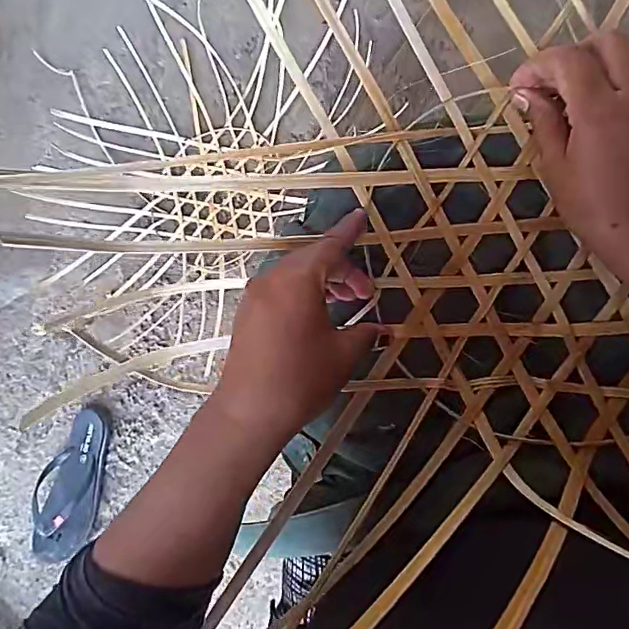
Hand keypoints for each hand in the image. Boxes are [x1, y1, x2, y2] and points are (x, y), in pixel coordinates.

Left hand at [208, 208, 384, 445]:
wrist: (249, 413)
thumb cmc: (301, 379)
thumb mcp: (343, 354)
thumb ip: (364, 332)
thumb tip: (380, 328)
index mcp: (298, 279)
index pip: (330, 246)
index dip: (349, 232)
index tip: (361, 216)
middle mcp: (272, 279)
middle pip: (313, 259)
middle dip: (342, 270)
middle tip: (365, 294)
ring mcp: (255, 295)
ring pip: (296, 274)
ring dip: (323, 282)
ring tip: (345, 305)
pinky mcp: (248, 313)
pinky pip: (280, 289)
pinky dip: (303, 292)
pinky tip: (318, 316)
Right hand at [509, 32, 628, 284]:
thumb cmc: (594, 209)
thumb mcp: (555, 168)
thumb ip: (543, 121)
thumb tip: (527, 92)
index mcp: (600, 111)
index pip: (567, 60)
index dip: (537, 66)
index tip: (520, 87)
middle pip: (604, 41)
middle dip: (571, 55)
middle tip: (552, 87)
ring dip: (606, 54)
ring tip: (585, 84)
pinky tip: (615, 89)